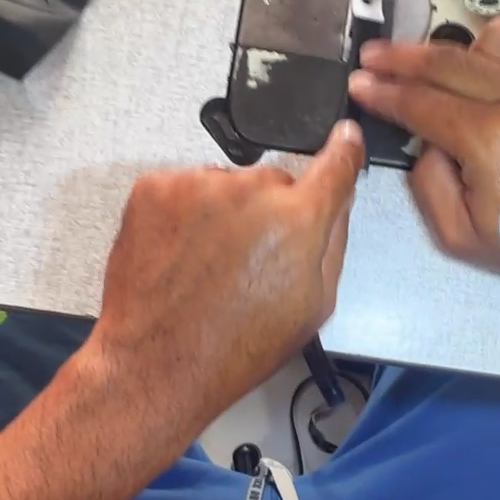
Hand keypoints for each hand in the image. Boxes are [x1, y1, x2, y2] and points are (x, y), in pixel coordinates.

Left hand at [87, 121, 365, 439]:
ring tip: (207, 266)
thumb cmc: (235, 346)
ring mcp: (198, 185)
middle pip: (272, 183)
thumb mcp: (314, 307)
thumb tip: (338, 202)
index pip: (336, 164)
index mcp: (298, 220)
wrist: (159, 361)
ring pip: (225, 187)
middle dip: (267, 212)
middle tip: (248, 260)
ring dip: (222, 213)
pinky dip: (184, 215)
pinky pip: (184, 189)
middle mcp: (250, 191)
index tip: (344, 138)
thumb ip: (333, 242)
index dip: (343, 150)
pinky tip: (182, 256)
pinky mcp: (155, 188)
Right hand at [347, 15, 499, 272]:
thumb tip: (425, 138)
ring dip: (463, 49)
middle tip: (374, 56)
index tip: (357, 83)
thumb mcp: (463, 237)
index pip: (421, 102)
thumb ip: (427, 183)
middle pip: (449, 58)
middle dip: (401, 57)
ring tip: (449, 70)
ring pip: (496, 35)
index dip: (383, 92)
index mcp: (491, 138)